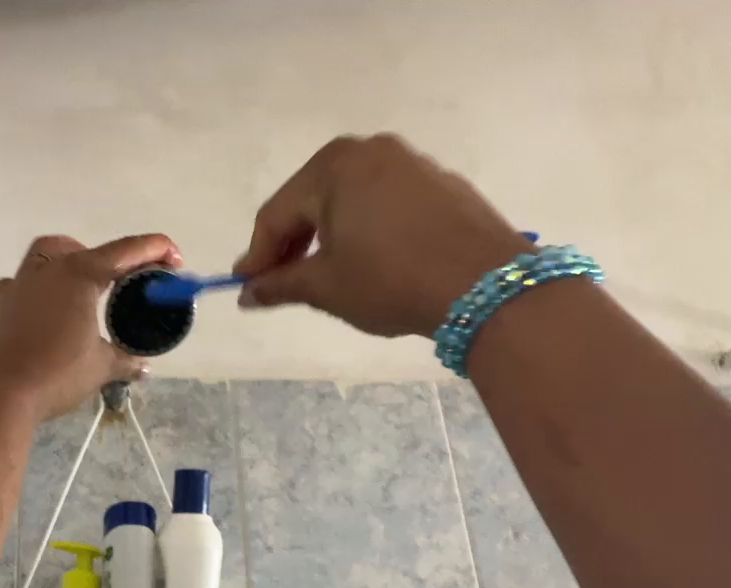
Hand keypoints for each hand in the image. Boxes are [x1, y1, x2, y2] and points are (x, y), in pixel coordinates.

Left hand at [0, 233, 181, 420]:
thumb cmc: (55, 376)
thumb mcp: (100, 368)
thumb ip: (124, 360)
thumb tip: (144, 367)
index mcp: (78, 275)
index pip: (125, 251)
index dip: (154, 251)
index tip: (174, 259)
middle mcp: (45, 270)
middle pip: (75, 247)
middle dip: (98, 257)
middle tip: (113, 284)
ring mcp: (15, 286)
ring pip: (41, 259)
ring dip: (64, 269)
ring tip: (78, 300)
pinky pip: (20, 287)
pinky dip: (37, 294)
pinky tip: (44, 319)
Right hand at [233, 134, 531, 337]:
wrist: (483, 285)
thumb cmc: (389, 280)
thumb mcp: (324, 287)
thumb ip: (279, 285)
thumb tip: (247, 293)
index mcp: (333, 168)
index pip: (275, 214)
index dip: (257, 257)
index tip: (247, 290)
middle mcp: (370, 151)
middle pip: (310, 200)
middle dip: (290, 244)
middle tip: (280, 284)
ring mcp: (409, 162)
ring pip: (347, 201)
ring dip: (325, 238)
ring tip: (321, 276)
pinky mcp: (439, 183)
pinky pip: (381, 204)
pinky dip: (362, 230)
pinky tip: (365, 262)